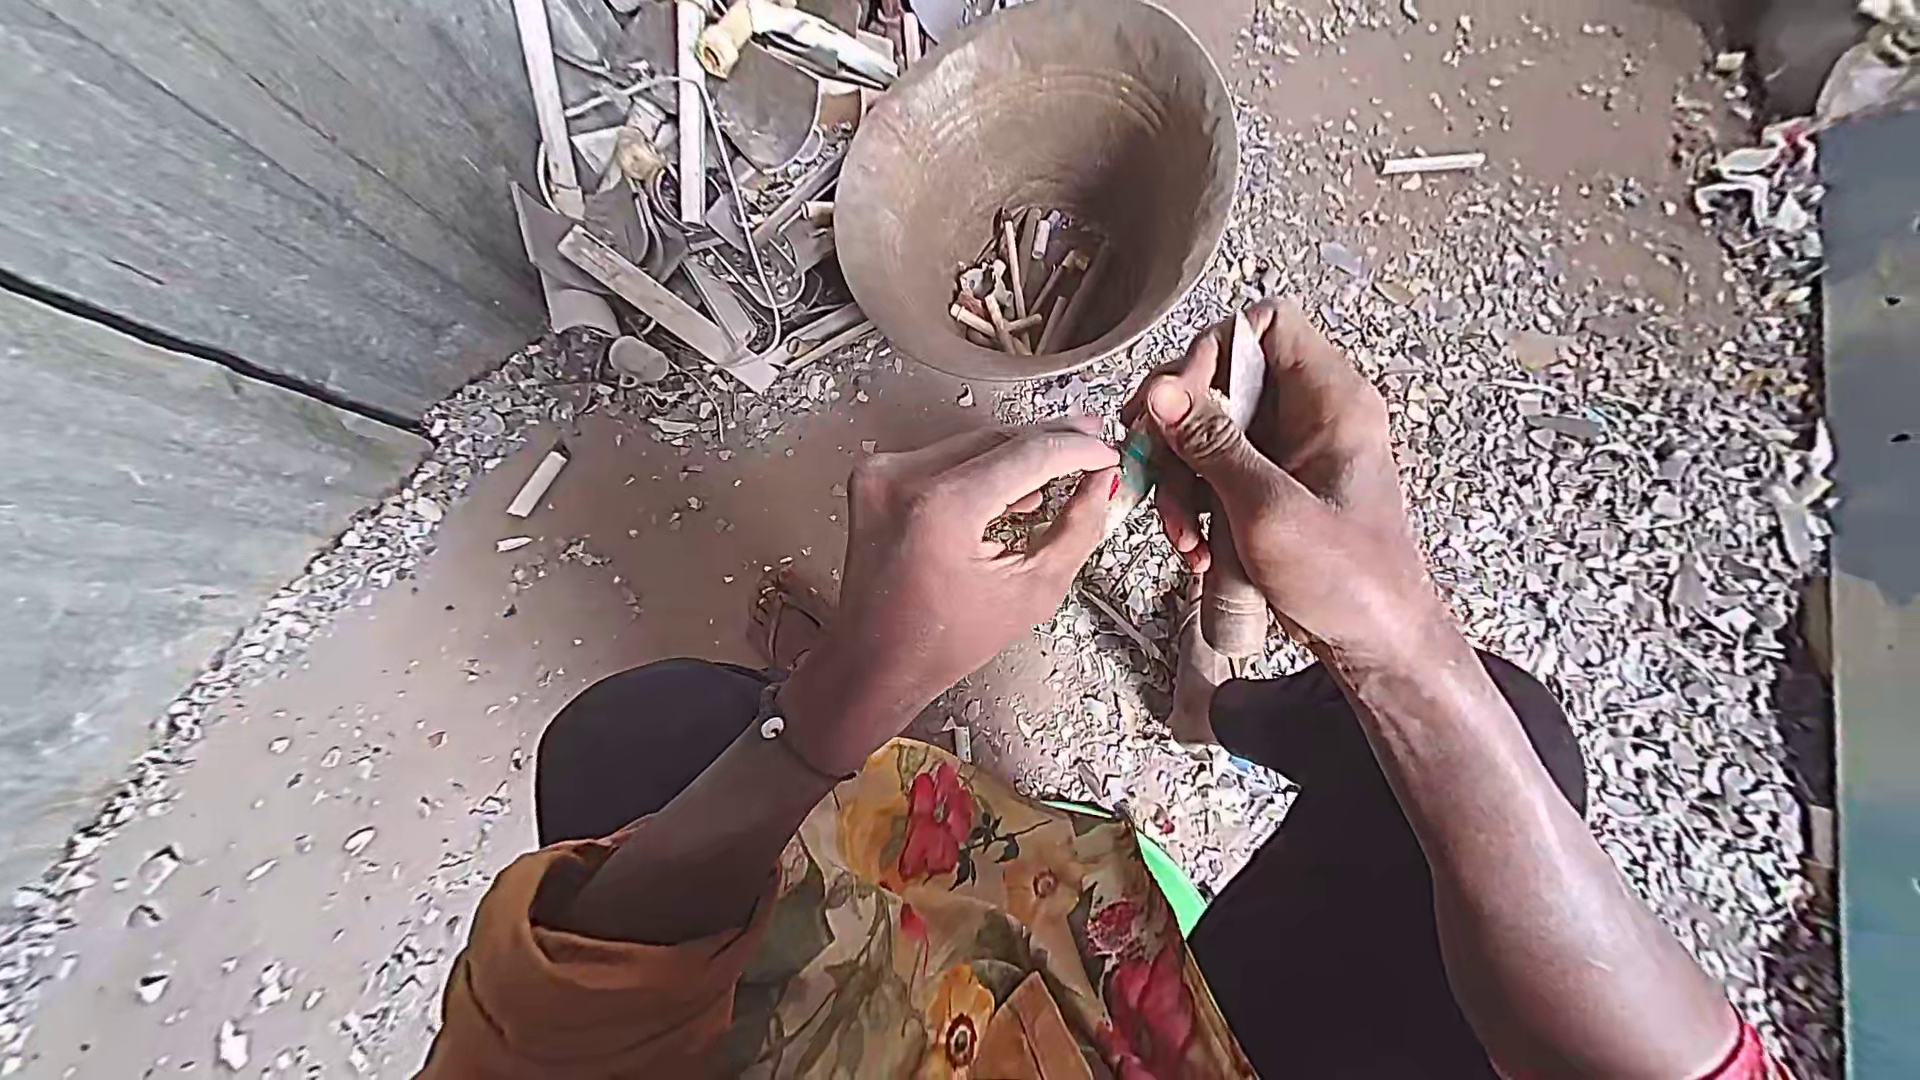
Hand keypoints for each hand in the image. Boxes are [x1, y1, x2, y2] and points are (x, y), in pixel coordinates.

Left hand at [782, 418, 1119, 770]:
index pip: (1029, 454)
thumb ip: (1077, 528)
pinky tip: (1009, 486)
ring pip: (973, 442)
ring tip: (1057, 472)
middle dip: (1051, 441)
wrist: (877, 659)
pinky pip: (944, 457)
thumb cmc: (941, 642)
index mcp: (941, 508)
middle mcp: (903, 479)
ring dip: (1018, 454)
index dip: (1077, 449)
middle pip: (999, 438)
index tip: (1104, 452)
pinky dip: (981, 466)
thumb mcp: (1032, 591)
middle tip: (1090, 442)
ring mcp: (882, 474)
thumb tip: (1099, 484)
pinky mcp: (875, 478)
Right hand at [1121, 299, 1440, 655]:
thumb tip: (1161, 390)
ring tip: (1181, 533)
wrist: (1370, 643)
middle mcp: (1301, 415)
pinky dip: (1186, 506)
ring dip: (1174, 482)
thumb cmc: (1346, 578)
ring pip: (1199, 434)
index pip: (1265, 326)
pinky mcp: (1257, 486)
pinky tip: (1193, 546)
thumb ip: (1213, 445)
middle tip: (1150, 471)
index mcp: (1329, 399)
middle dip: (1174, 432)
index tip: (1175, 402)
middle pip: (1216, 383)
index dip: (1212, 351)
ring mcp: (1277, 452)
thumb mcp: (1269, 507)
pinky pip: (1203, 473)